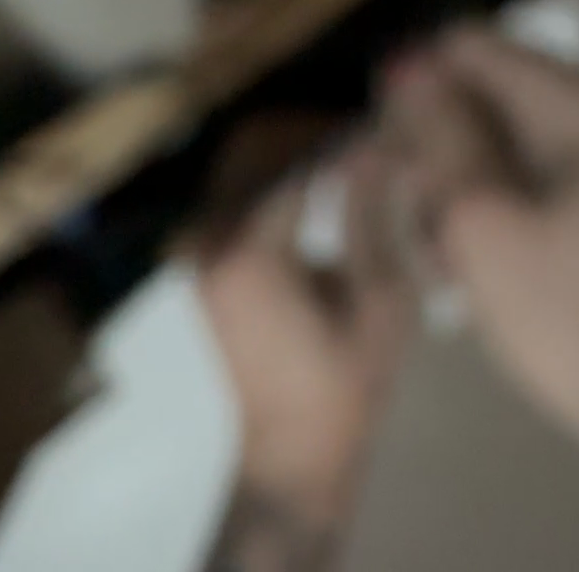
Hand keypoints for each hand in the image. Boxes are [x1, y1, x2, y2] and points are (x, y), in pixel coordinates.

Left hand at [197, 141, 412, 524]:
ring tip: (343, 156)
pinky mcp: (202, 258)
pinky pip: (231, 188)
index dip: (337, 133)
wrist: (290, 452)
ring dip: (288, 147)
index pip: (293, 157)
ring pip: (236, 161)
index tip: (375, 128)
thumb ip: (370, 215)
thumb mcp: (379, 302)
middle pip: (252, 145)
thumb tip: (373, 144)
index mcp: (251, 252)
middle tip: (358, 137)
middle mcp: (211, 239)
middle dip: (307, 129)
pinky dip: (271, 171)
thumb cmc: (346, 387)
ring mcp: (199, 249)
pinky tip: (316, 182)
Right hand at [379, 25, 578, 511]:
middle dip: (437, 144)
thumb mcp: (478, 222)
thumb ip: (438, 135)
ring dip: (457, 178)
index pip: (463, 48)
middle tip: (425, 219)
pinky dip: (489, 193)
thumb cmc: (568, 318)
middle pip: (478, 87)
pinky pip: (523, 156)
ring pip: (493, 126)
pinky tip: (473, 251)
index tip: (394, 157)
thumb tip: (405, 66)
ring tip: (447, 253)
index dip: (413, 90)